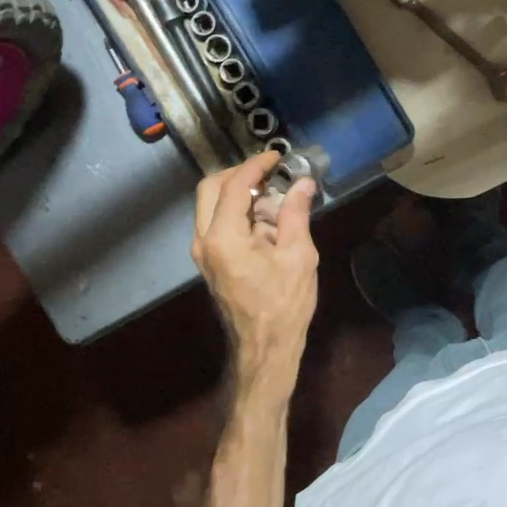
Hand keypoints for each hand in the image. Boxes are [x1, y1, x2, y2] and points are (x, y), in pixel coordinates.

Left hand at [192, 151, 319, 372]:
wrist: (265, 350)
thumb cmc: (284, 306)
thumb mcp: (298, 256)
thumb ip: (295, 214)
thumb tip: (303, 183)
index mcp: (223, 238)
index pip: (233, 186)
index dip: (256, 166)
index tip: (278, 156)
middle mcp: (204, 241)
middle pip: (210, 189)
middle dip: (239, 175)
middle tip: (268, 173)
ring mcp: (203, 254)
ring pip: (210, 207)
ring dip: (237, 194)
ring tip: (272, 196)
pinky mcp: (210, 263)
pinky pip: (216, 224)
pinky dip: (236, 212)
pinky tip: (265, 220)